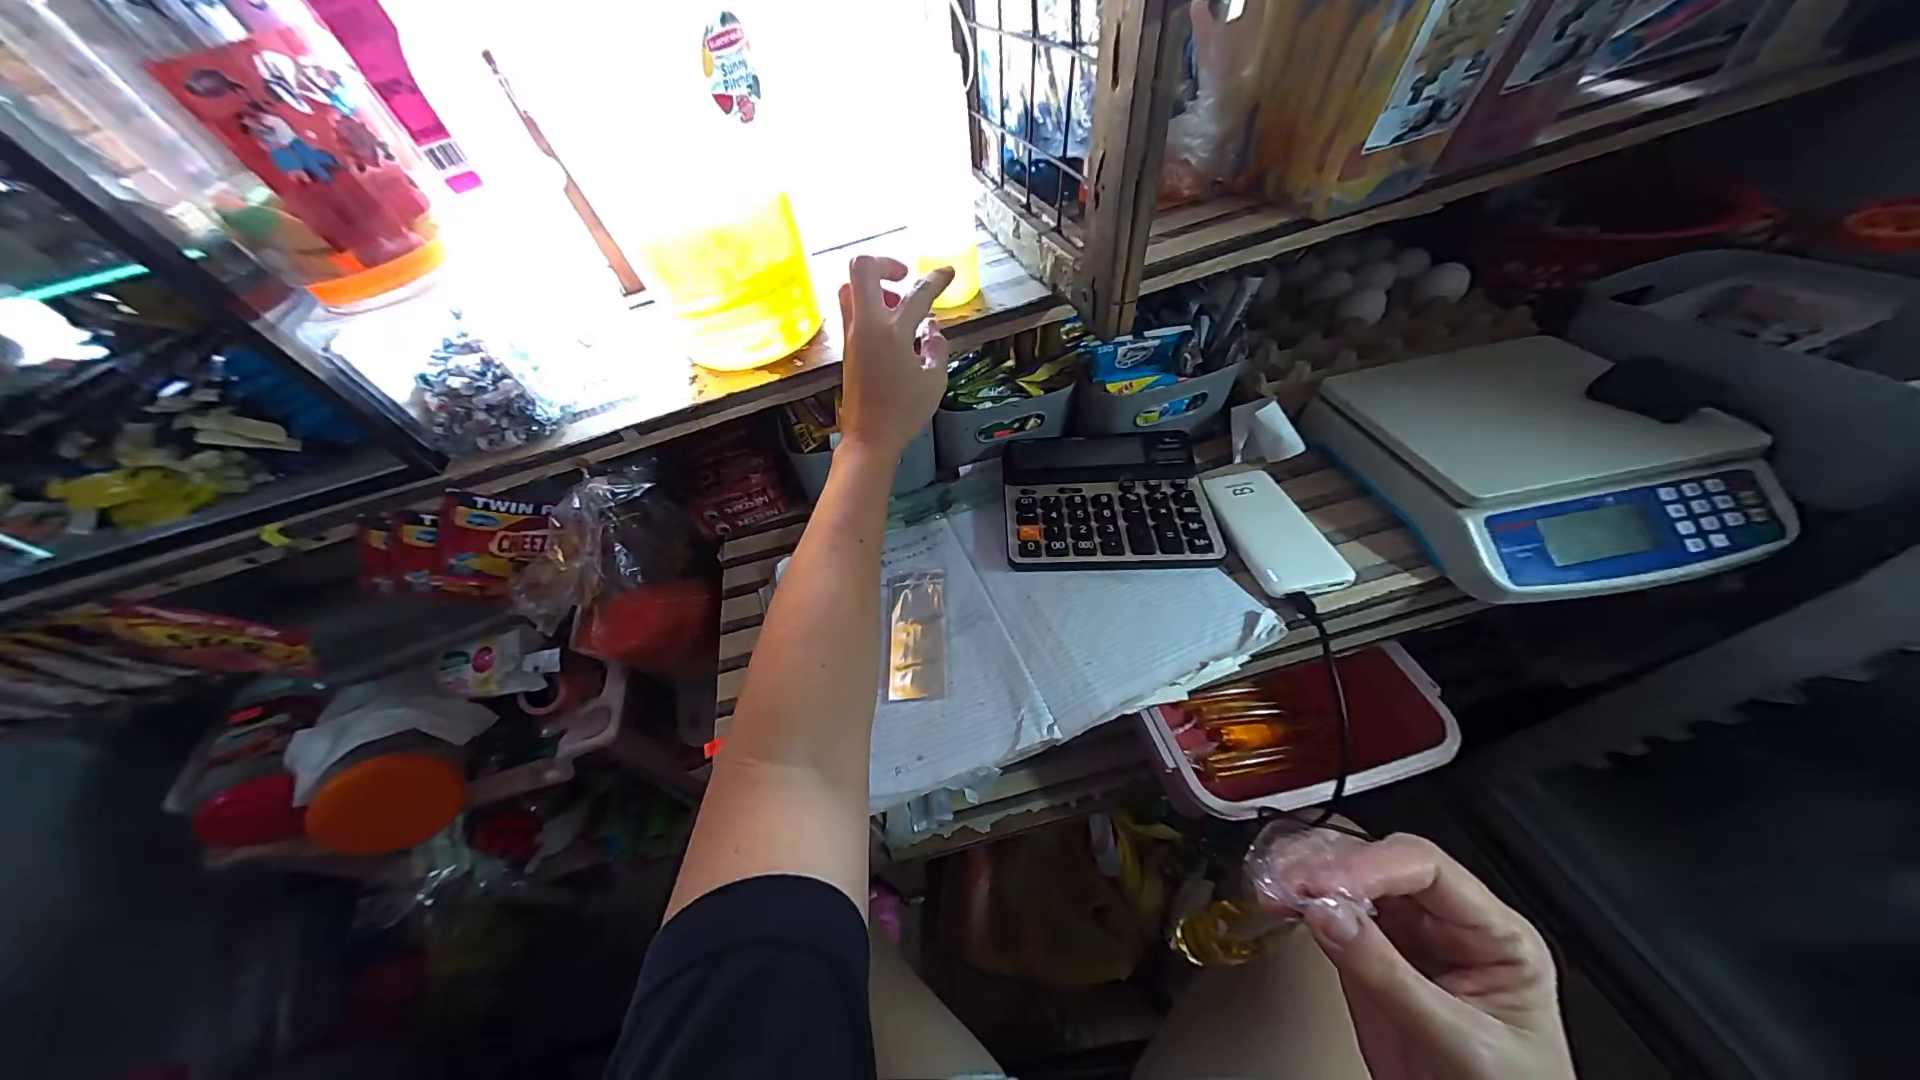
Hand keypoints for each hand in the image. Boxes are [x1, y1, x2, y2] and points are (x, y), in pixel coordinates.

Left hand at [836, 255, 954, 459]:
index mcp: (892, 333)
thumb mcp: (934, 380)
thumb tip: (932, 330)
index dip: (936, 279)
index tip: (947, 273)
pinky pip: (852, 312)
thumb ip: (936, 348)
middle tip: (905, 279)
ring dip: (873, 287)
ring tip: (897, 307)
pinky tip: (890, 330)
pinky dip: (870, 308)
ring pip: (849, 289)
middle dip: (886, 263)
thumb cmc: (904, 413)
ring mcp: (852, 337)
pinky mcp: (847, 349)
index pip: (917, 294)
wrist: (870, 438)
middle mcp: (866, 327)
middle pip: (862, 269)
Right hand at [1286, 834, 1574, 1079]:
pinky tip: (1277, 898)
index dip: (1370, 866)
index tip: (1323, 884)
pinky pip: (1324, 902)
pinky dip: (1295, 895)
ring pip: (1343, 869)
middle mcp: (1443, 917)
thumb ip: (1390, 976)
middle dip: (1326, 865)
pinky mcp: (1361, 941)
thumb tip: (1326, 913)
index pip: (1426, 868)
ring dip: (1302, 871)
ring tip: (1273, 887)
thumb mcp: (1457, 1042)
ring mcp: (1400, 927)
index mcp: (1492, 931)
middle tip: (1287, 883)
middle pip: (1377, 859)